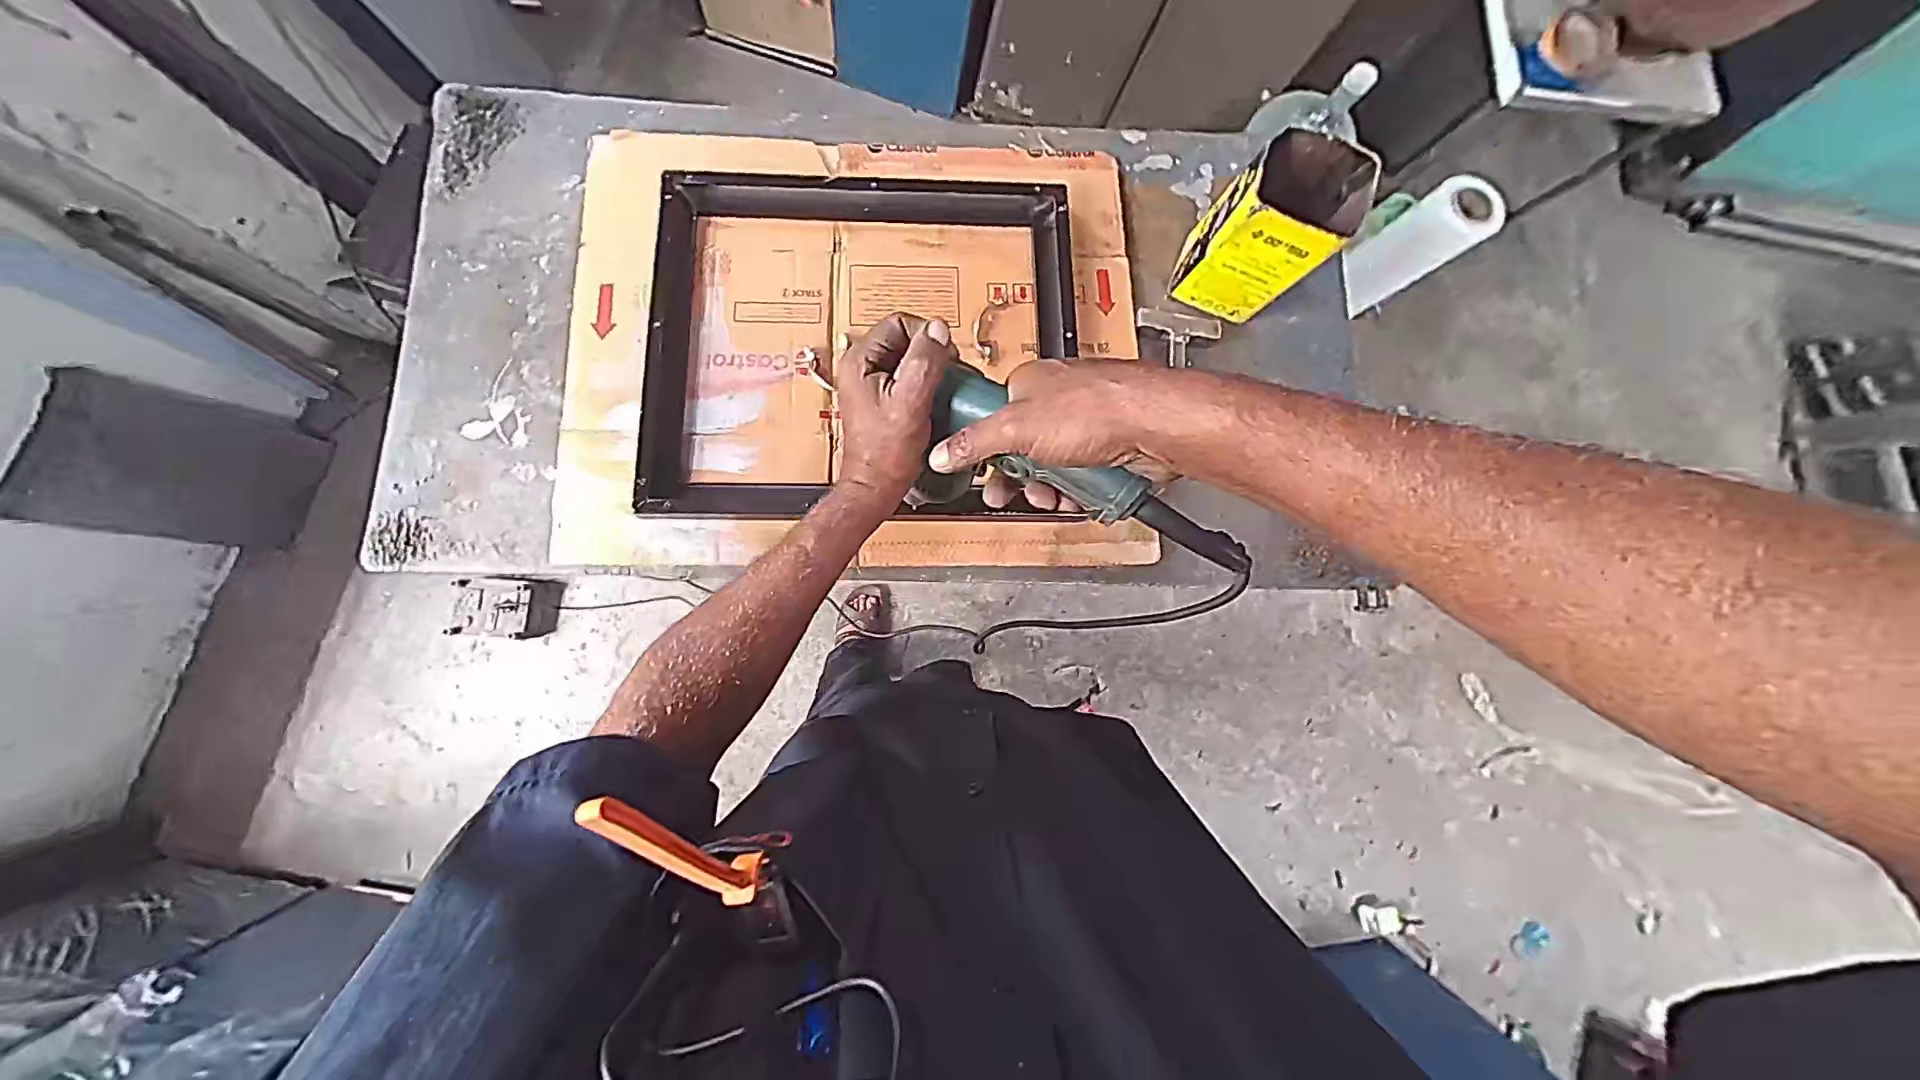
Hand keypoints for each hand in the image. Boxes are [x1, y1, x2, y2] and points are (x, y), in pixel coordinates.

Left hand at [833, 313, 952, 506]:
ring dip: (931, 370)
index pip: (899, 322)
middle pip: (906, 340)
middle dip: (932, 354)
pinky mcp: (882, 400)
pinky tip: (934, 401)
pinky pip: (909, 379)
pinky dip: (926, 385)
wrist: (876, 486)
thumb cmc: (885, 454)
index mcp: (859, 360)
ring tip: (943, 388)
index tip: (945, 356)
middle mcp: (861, 368)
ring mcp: (871, 384)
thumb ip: (924, 361)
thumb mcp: (910, 402)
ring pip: (909, 360)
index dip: (928, 336)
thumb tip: (938, 330)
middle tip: (947, 373)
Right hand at [928, 359, 1180, 508]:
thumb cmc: (1100, 409)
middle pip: (1018, 445)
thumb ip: (975, 442)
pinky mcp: (1103, 447)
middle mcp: (1054, 400)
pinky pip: (1076, 473)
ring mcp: (1081, 425)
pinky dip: (1072, 489)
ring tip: (1047, 497)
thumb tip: (942, 453)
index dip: (979, 446)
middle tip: (1005, 494)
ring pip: (1048, 464)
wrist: (1156, 427)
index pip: (988, 415)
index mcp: (1028, 383)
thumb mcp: (1019, 428)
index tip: (972, 468)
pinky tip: (1074, 496)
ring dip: (1044, 487)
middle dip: (1013, 476)